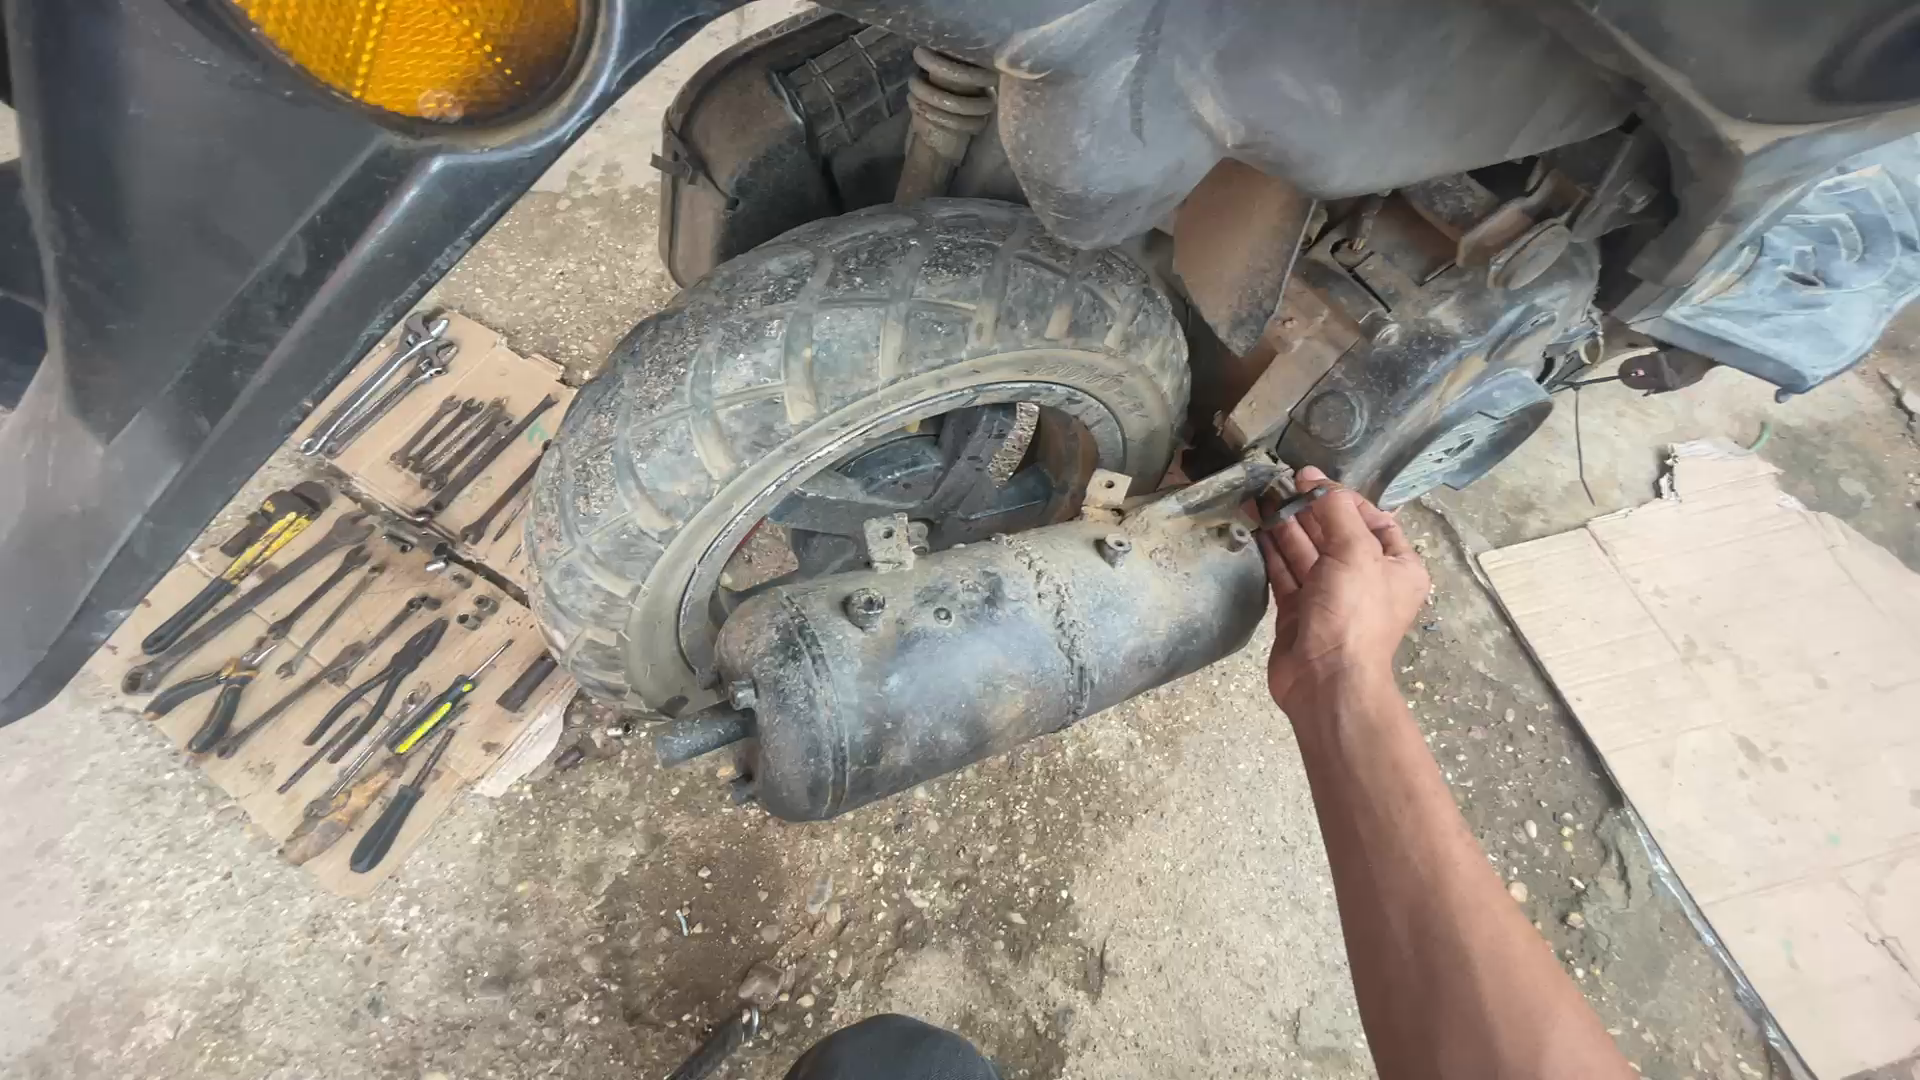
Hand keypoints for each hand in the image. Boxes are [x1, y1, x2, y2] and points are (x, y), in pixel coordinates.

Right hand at [1258, 467, 1429, 711]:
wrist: (1326, 679)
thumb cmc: (1353, 613)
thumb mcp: (1355, 552)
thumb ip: (1334, 510)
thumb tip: (1311, 477)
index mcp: (1396, 565)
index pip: (1373, 519)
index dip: (1343, 498)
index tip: (1310, 480)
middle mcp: (1365, 578)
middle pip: (1334, 534)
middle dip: (1307, 509)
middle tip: (1276, 484)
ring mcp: (1329, 595)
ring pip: (1306, 552)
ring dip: (1285, 526)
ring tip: (1260, 499)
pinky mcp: (1298, 610)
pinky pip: (1285, 572)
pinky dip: (1272, 551)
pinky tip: (1256, 528)